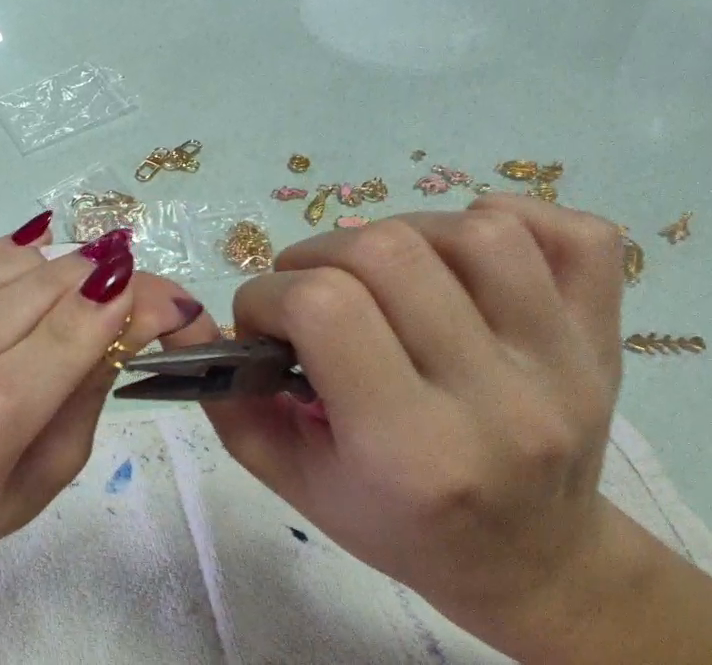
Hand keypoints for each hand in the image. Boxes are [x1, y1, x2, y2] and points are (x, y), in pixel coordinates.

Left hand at [0, 216, 203, 653]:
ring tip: (67, 253)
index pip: (3, 398)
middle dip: (46, 292)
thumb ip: (82, 395)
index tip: (125, 290)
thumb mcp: (48, 474)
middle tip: (106, 260)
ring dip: (10, 270)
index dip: (65, 337)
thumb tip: (132, 308)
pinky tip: (18, 253)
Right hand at [166, 196, 630, 645]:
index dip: (266, 298)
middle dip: (315, 258)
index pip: (321, 306)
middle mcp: (497, 400)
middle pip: (386, 253)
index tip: (264, 331)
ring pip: (475, 232)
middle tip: (309, 299)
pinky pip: (578, 237)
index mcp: (410, 447)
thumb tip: (176, 312)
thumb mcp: (282, 473)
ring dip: (398, 234)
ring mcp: (566, 365)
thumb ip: (220, 394)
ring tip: (378, 275)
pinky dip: (509, 221)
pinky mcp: (606, 341)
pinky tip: (459, 257)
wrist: (531, 559)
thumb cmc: (389, 518)